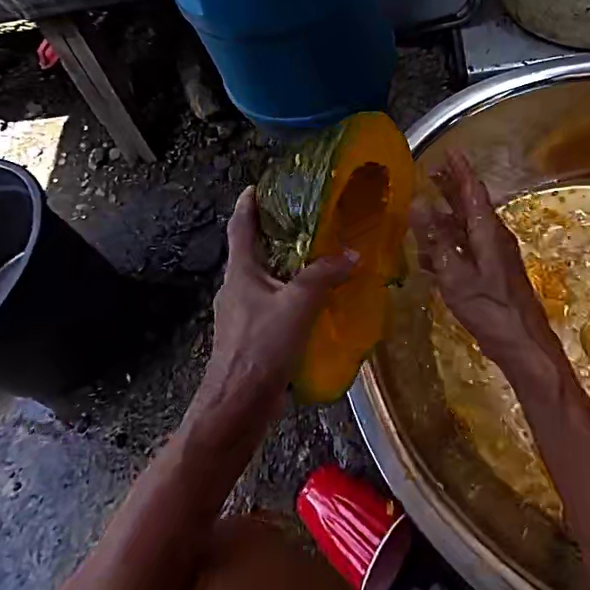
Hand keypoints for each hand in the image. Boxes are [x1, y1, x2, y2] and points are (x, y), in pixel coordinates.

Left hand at [183, 188, 358, 450]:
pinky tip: (314, 305)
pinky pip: (273, 307)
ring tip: (318, 260)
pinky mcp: (252, 337)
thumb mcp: (297, 304)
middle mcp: (237, 288)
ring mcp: (242, 314)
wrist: (239, 402)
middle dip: (275, 236)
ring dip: (286, 269)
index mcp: (240, 271)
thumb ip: (323, 276)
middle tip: (305, 222)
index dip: (248, 204)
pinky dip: (291, 298)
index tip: (257, 187)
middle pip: (253, 252)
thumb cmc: (261, 346)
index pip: (240, 226)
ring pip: (265, 281)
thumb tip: (352, 253)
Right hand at [411, 152, 565, 390]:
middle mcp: (493, 239)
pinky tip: (430, 254)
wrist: (523, 345)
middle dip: (453, 188)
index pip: (472, 193)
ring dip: (447, 215)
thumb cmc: (490, 309)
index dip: (460, 171)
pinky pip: (465, 249)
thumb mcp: (455, 274)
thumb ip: (436, 239)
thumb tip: (418, 204)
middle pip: (471, 206)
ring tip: (426, 207)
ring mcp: (493, 257)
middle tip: (433, 171)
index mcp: (487, 233)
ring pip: (467, 227)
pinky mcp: (491, 274)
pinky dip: (447, 244)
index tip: (449, 152)